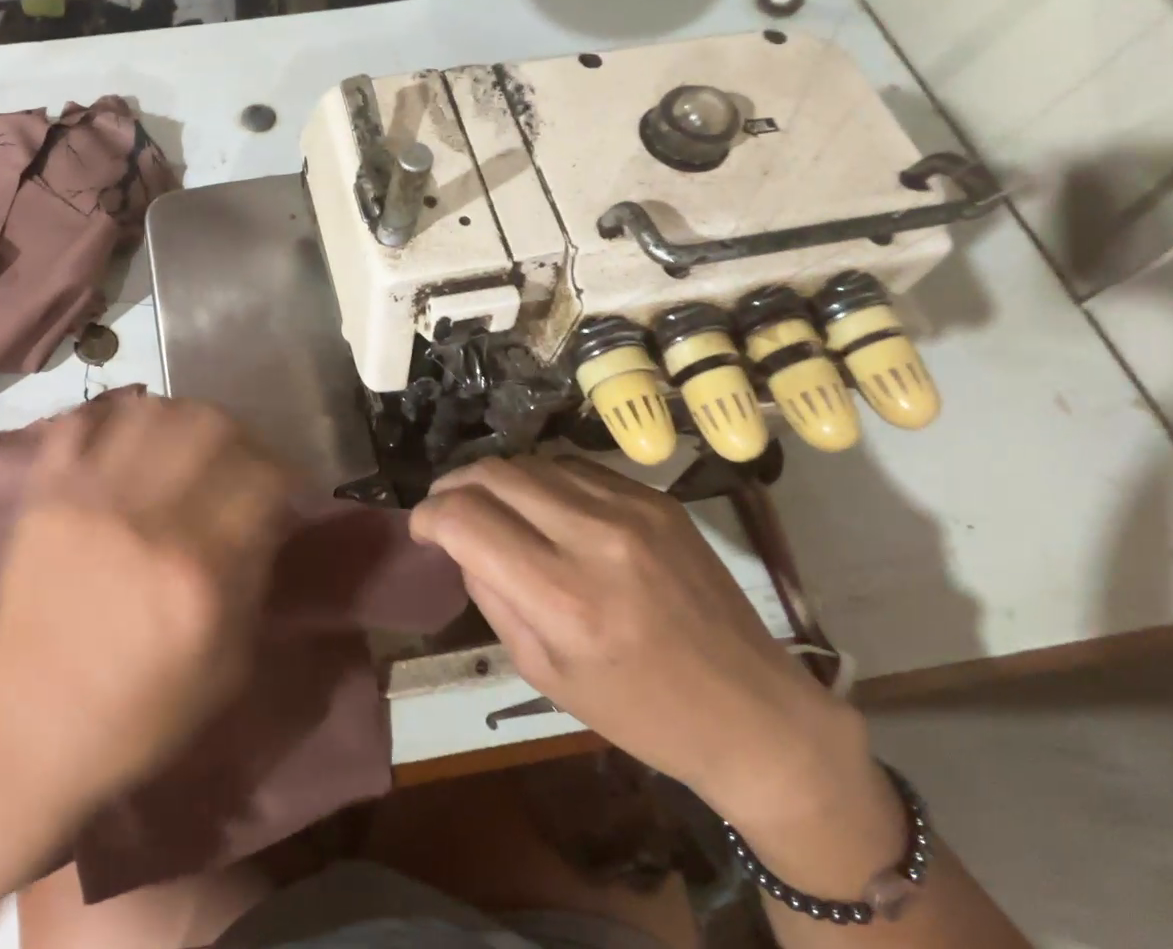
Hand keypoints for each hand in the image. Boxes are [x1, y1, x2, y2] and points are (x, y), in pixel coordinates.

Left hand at [0, 397, 292, 820]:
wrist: (26, 731)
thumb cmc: (138, 717)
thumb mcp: (227, 668)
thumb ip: (256, 582)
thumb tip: (271, 524)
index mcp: (199, 570)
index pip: (264, 476)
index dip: (287, 477)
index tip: (287, 494)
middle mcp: (144, 518)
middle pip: (213, 426)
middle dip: (245, 440)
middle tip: (244, 467)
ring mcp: (85, 498)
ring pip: (153, 411)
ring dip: (187, 422)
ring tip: (191, 451)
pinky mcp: (41, 495)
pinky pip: (82, 421)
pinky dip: (117, 419)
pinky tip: (134, 444)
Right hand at [409, 455, 870, 826]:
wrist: (751, 709)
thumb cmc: (638, 711)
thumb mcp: (542, 672)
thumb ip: (493, 598)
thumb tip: (462, 544)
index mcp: (563, 597)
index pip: (465, 519)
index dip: (427, 516)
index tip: (422, 531)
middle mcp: (597, 538)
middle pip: (494, 474)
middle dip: (453, 487)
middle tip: (444, 511)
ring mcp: (635, 511)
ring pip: (533, 461)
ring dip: (495, 480)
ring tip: (487, 507)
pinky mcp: (660, 500)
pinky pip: (577, 468)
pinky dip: (542, 480)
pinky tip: (540, 507)